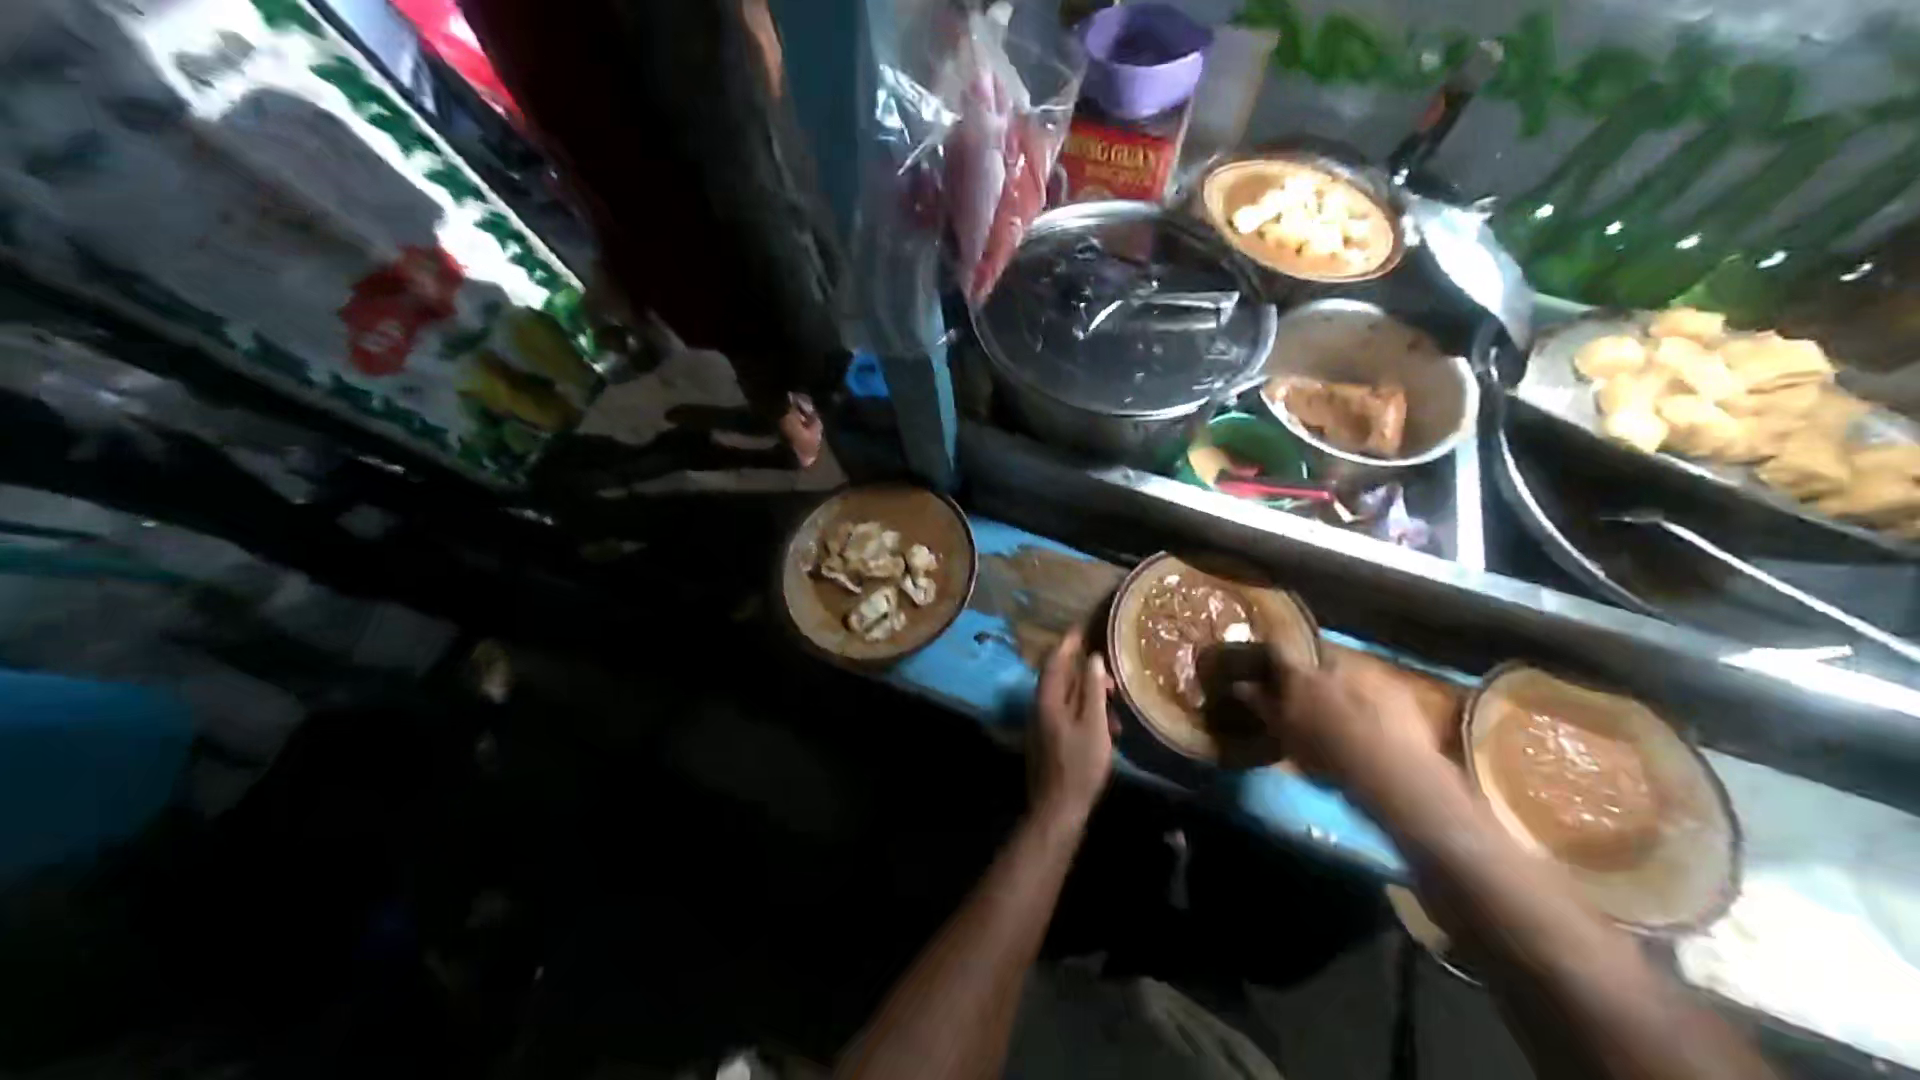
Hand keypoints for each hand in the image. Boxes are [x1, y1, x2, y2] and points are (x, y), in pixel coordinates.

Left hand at [1029, 626, 1114, 821]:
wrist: (1059, 808)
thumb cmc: (1080, 765)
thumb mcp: (1094, 724)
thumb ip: (1092, 689)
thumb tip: (1092, 658)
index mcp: (1047, 699)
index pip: (1056, 660)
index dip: (1070, 642)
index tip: (1085, 627)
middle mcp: (1040, 706)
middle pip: (1061, 678)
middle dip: (1086, 673)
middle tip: (1112, 678)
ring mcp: (1042, 724)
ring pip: (1067, 698)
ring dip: (1090, 698)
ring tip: (1114, 708)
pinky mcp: (1049, 739)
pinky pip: (1067, 715)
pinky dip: (1086, 715)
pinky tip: (1107, 731)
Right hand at [1232, 647, 1439, 797]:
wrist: (1389, 770)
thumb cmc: (1325, 753)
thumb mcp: (1284, 733)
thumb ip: (1262, 705)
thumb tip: (1241, 685)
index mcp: (1300, 674)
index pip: (1278, 650)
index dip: (1273, 654)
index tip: (1269, 662)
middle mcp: (1332, 665)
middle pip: (1317, 656)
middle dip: (1314, 667)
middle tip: (1312, 689)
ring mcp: (1368, 675)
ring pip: (1349, 670)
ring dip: (1344, 681)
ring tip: (1345, 706)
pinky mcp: (1399, 690)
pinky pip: (1378, 686)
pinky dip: (1373, 697)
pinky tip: (1375, 718)